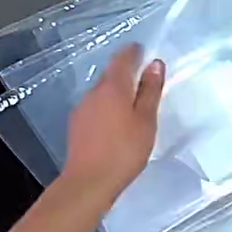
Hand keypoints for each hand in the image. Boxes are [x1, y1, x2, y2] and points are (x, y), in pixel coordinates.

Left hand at [61, 43, 165, 202]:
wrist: (89, 181)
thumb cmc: (124, 150)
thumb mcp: (146, 120)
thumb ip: (150, 91)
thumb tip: (155, 64)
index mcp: (113, 87)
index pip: (122, 59)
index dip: (133, 52)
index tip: (142, 50)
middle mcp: (93, 92)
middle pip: (110, 74)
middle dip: (125, 72)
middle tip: (143, 79)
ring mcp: (82, 108)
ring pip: (101, 92)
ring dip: (116, 91)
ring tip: (132, 104)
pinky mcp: (76, 125)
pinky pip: (95, 106)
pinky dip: (107, 106)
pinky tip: (115, 122)